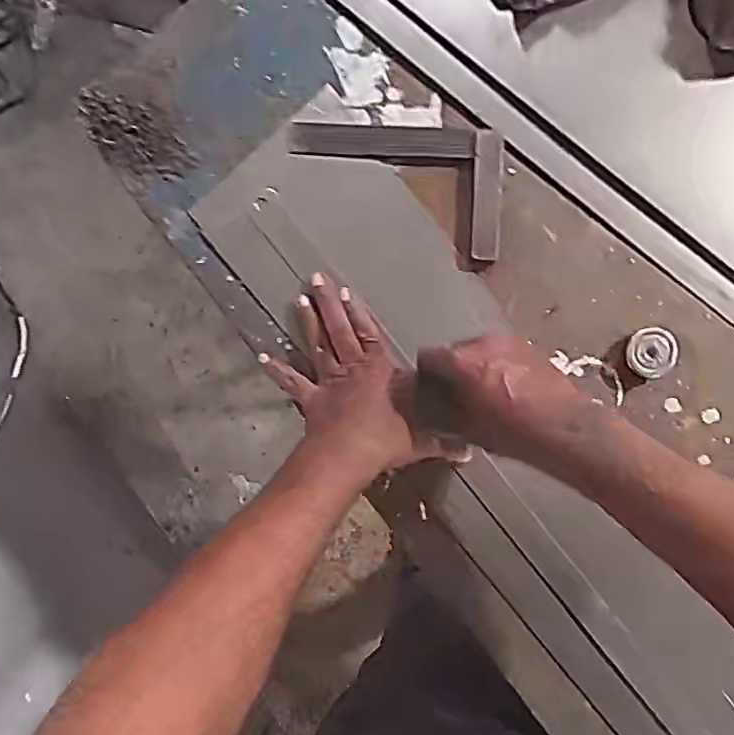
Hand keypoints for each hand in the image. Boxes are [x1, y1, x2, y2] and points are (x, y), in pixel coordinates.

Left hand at [260, 274, 458, 486]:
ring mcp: (329, 384)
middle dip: (328, 305)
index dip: (359, 315)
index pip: (370, 336)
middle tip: (316, 279)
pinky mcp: (312, 401)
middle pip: (339, 331)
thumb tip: (469, 453)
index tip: (347, 293)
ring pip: (318, 348)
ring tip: (299, 300)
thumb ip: (443, 444)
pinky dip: (279, 370)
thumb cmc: (386, 441)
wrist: (348, 455)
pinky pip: (294, 383)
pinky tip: (264, 356)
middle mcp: (353, 370)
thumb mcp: (422, 442)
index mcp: (380, 372)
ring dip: (308, 324)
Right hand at [416, 332, 609, 475]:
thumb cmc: (517, 434)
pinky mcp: (530, 347)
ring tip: (487, 396)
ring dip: (478, 368)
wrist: (564, 428)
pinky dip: (500, 368)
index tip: (430, 389)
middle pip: (455, 350)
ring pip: (481, 351)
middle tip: (459, 397)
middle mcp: (485, 344)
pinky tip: (509, 392)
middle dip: (454, 371)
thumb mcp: (469, 428)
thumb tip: (434, 407)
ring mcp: (510, 342)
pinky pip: (503, 354)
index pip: (429, 356)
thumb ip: (445, 411)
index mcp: (463, 362)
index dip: (426, 374)